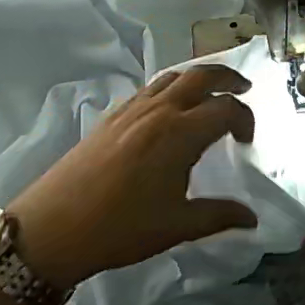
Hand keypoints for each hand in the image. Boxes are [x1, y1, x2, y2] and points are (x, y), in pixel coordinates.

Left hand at [11, 65, 257, 289]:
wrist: (52, 228)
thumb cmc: (120, 228)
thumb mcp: (177, 226)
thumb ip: (219, 216)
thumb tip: (252, 218)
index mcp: (179, 133)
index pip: (225, 109)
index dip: (245, 119)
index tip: (247, 142)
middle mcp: (158, 111)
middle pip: (200, 75)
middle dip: (227, 78)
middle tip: (243, 89)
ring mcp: (131, 110)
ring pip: (172, 76)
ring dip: (197, 77)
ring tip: (210, 93)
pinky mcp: (111, 117)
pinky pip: (149, 88)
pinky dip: (170, 87)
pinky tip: (169, 110)